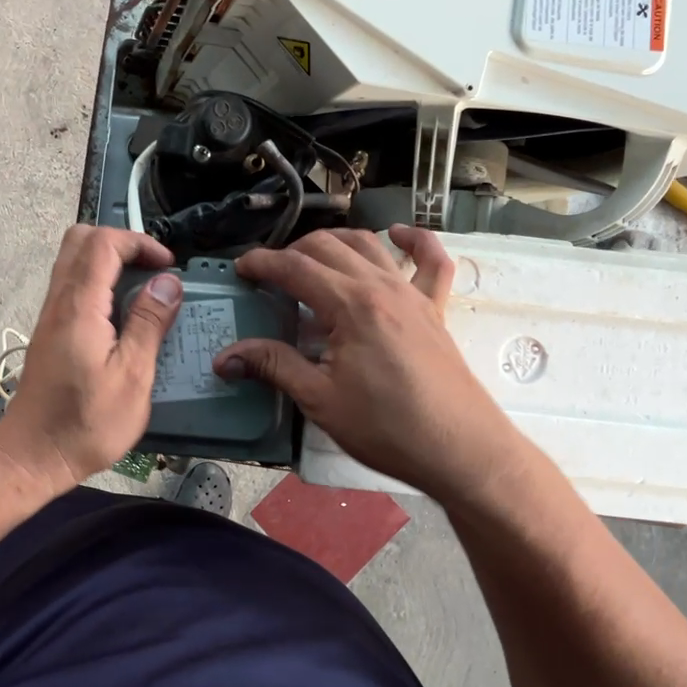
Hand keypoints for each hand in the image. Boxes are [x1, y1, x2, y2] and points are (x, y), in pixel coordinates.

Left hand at [0, 225, 183, 486]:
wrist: (32, 456)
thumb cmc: (86, 424)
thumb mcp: (132, 378)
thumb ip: (149, 324)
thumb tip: (168, 281)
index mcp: (79, 307)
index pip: (103, 243)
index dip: (140, 242)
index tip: (169, 267)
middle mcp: (58, 302)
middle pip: (81, 240)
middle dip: (122, 243)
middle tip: (153, 271)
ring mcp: (49, 316)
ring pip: (73, 261)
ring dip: (109, 263)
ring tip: (143, 291)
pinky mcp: (49, 332)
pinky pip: (71, 286)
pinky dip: (98, 283)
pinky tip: (122, 316)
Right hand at [215, 225, 532, 504]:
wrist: (462, 452)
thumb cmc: (388, 428)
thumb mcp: (320, 400)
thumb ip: (274, 366)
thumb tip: (225, 358)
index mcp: (350, 305)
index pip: (295, 268)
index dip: (262, 264)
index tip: (240, 269)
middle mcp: (381, 287)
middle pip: (327, 248)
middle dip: (291, 252)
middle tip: (268, 275)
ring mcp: (412, 294)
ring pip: (369, 245)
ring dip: (335, 242)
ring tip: (310, 257)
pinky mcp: (435, 309)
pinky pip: (432, 261)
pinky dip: (415, 240)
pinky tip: (398, 234)